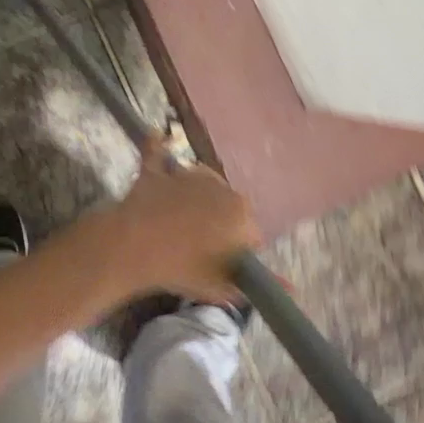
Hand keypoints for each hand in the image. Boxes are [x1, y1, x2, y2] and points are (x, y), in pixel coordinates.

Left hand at [107, 132, 261, 302]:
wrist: (130, 248)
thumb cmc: (179, 269)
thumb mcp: (222, 287)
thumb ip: (258, 284)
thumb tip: (293, 288)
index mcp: (241, 214)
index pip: (250, 235)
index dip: (237, 252)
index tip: (221, 264)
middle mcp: (220, 186)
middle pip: (228, 206)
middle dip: (219, 223)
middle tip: (198, 247)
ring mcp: (187, 173)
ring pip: (201, 183)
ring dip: (196, 196)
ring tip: (178, 222)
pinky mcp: (158, 169)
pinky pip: (158, 152)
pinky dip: (157, 146)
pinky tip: (157, 134)